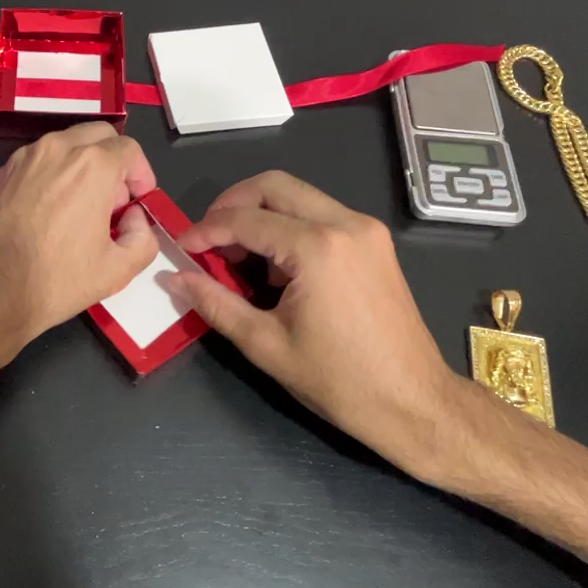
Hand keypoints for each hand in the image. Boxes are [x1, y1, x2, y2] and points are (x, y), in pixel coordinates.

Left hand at [0, 123, 161, 373]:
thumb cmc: (55, 279)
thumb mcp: (117, 269)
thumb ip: (143, 238)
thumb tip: (133, 219)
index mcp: (92, 165)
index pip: (130, 150)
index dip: (141, 175)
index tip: (138, 202)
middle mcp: (58, 149)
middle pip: (98, 137)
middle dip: (114, 162)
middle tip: (113, 201)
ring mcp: (24, 158)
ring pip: (66, 145)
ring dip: (83, 165)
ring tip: (81, 208)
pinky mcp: (2, 173)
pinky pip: (39, 160)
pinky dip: (54, 173)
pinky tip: (50, 211)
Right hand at [163, 171, 480, 481]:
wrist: (413, 402)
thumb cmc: (338, 380)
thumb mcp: (265, 344)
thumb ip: (215, 303)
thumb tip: (174, 278)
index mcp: (317, 247)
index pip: (244, 219)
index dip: (204, 231)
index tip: (180, 249)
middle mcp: (344, 223)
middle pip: (273, 185)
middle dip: (231, 205)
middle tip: (205, 239)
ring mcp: (364, 230)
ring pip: (298, 195)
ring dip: (259, 214)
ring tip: (235, 256)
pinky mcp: (373, 242)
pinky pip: (319, 214)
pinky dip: (287, 226)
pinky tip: (272, 266)